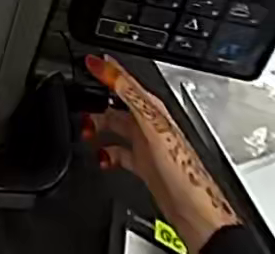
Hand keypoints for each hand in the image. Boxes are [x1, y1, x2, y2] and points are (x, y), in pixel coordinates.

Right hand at [83, 54, 238, 249]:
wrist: (196, 214)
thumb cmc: (181, 169)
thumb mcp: (151, 123)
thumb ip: (127, 93)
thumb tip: (103, 65)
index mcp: (150, 107)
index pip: (123, 80)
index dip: (105, 69)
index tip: (86, 59)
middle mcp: (146, 122)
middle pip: (114, 104)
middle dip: (94, 103)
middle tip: (78, 105)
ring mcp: (144, 144)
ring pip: (113, 127)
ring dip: (97, 128)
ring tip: (84, 132)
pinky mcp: (142, 165)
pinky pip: (117, 152)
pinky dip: (105, 153)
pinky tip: (100, 158)